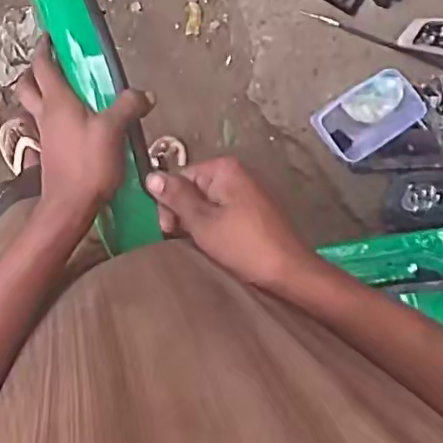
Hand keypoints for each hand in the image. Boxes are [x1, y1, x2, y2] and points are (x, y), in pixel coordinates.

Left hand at [13, 42, 152, 214]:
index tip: (51, 36)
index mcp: (57, 102)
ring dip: (41, 92)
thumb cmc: (87, 166)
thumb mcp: (113, 131)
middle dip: (35, 70)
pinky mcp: (51, 151)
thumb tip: (144, 94)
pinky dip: (55, 115)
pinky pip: (47, 124)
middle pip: (28, 84)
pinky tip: (75, 122)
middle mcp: (46, 114)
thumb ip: (128, 107)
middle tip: (53, 62)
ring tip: (66, 88)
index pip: (43, 66)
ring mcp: (45, 134)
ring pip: (34, 104)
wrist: (69, 207)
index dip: (45, 48)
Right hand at [146, 157, 322, 292]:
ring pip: (206, 204)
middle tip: (188, 240)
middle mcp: (236, 173)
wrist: (291, 274)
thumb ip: (176, 197)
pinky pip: (222, 213)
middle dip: (185, 215)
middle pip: (192, 190)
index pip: (179, 178)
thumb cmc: (244, 246)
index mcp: (223, 168)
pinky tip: (218, 246)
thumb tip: (151, 176)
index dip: (170, 204)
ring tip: (204, 246)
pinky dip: (215, 228)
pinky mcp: (254, 210)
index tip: (170, 230)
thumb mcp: (202, 223)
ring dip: (199, 225)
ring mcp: (247, 192)